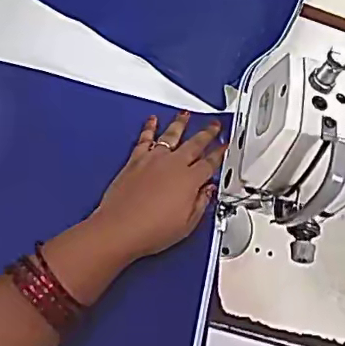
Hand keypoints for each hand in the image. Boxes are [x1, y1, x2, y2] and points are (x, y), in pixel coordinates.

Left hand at [47, 112, 223, 299]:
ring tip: (186, 115)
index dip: (220, 153)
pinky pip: (145, 138)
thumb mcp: (187, 224)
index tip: (224, 146)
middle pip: (195, 143)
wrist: (119, 228)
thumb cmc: (150, 230)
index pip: (210, 162)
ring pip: (171, 135)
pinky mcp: (135, 160)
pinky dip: (149, 127)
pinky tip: (153, 121)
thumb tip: (207, 192)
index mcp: (190, 179)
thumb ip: (200, 203)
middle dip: (207, 132)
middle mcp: (173, 164)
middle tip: (214, 125)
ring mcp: (153, 159)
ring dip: (181, 123)